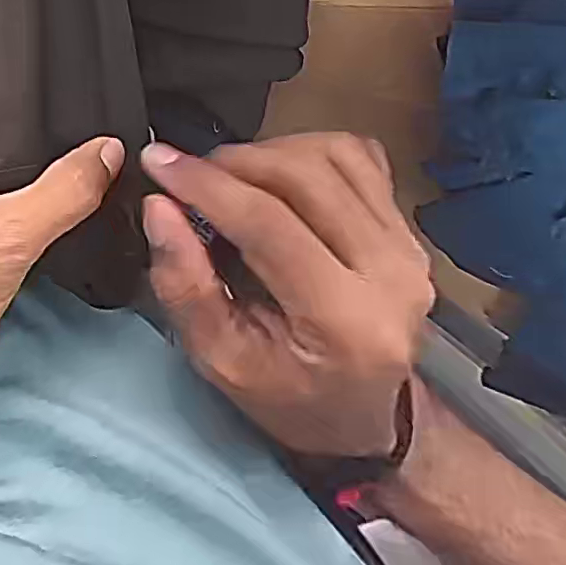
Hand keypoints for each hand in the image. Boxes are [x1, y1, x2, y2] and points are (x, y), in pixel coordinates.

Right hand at [140, 133, 433, 458]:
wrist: (364, 415)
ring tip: (229, 180)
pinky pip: (355, 155)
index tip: (157, 162)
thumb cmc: (288, 396)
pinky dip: (303, 149)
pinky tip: (275, 175)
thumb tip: (159, 207)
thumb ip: (183, 284)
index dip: (204, 184)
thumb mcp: (218, 357)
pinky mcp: (407, 225)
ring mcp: (408, 245)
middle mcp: (392, 275)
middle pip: (302, 175)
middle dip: (229, 162)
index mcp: (346, 321)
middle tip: (188, 176)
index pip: (268, 223)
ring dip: (264, 152)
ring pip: (328, 154)